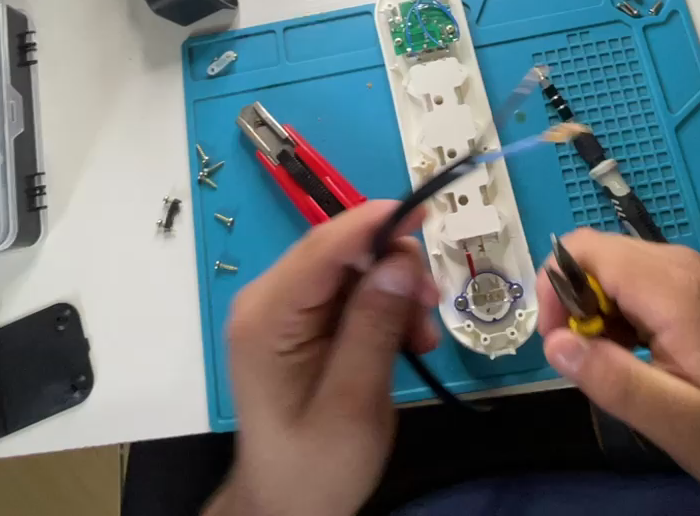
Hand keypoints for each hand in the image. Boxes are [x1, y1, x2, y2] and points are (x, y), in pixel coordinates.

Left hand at [206, 201, 439, 515]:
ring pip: (353, 268)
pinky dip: (385, 306)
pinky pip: (352, 291)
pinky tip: (408, 338)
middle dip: (393, 267)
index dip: (372, 223)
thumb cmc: (316, 466)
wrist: (289, 507)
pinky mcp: (303, 318)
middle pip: (340, 252)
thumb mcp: (353, 404)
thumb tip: (400, 260)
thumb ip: (374, 327)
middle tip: (432, 303)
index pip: (322, 248)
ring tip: (422, 335)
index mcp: (267, 316)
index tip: (423, 213)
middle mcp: (270, 298)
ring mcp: (285, 307)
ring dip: (395, 291)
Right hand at [537, 231, 699, 515]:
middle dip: (573, 304)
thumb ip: (612, 379)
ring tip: (619, 368)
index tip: (559, 345)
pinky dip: (622, 315)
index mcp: (671, 287)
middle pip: (595, 256)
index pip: (582, 250)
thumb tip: (553, 343)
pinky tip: (642, 359)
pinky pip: (637, 284)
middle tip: (589, 364)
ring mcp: (691, 276)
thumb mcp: (680, 425)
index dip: (554, 289)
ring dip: (597, 313)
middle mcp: (678, 265)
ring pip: (613, 271)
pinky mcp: (698, 292)